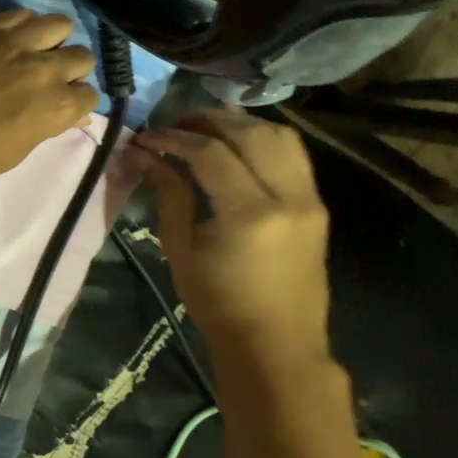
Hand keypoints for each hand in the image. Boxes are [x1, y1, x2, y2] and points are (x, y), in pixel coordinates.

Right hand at [128, 110, 331, 368]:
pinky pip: (291, 156)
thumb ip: (169, 193)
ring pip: (282, 138)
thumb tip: (144, 155)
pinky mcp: (315, 205)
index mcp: (250, 212)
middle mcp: (289, 198)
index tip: (142, 137)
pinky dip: (259, 141)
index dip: (172, 137)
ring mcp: (310, 200)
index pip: (211, 153)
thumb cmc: (214, 297)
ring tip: (201, 129)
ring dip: (239, 125)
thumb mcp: (179, 244)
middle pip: (254, 134)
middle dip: (208, 121)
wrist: (274, 337)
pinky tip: (229, 148)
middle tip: (171, 124)